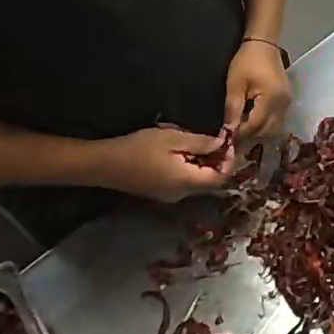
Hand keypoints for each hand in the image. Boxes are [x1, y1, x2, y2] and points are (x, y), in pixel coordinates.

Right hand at [89, 126, 230, 202]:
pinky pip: (184, 181)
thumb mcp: (172, 139)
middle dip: (217, 161)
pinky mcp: (160, 192)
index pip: (220, 178)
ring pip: (197, 181)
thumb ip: (200, 143)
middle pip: (210, 181)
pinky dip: (191, 167)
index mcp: (187, 182)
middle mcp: (182, 194)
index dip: (228, 160)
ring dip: (204, 163)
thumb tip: (221, 143)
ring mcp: (170, 196)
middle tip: (217, 138)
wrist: (105, 164)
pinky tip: (184, 151)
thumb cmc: (139, 148)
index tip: (227, 141)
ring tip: (202, 141)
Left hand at [225, 39, 291, 139]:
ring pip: (274, 128)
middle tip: (234, 134)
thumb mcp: (235, 84)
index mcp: (272, 98)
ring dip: (258, 132)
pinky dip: (265, 124)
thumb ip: (232, 109)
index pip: (256, 125)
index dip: (241, 133)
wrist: (264, 44)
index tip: (227, 137)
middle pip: (267, 131)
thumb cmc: (247, 61)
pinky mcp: (286, 100)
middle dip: (250, 135)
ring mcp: (287, 103)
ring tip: (242, 127)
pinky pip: (277, 120)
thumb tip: (228, 132)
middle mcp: (283, 104)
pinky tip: (253, 119)